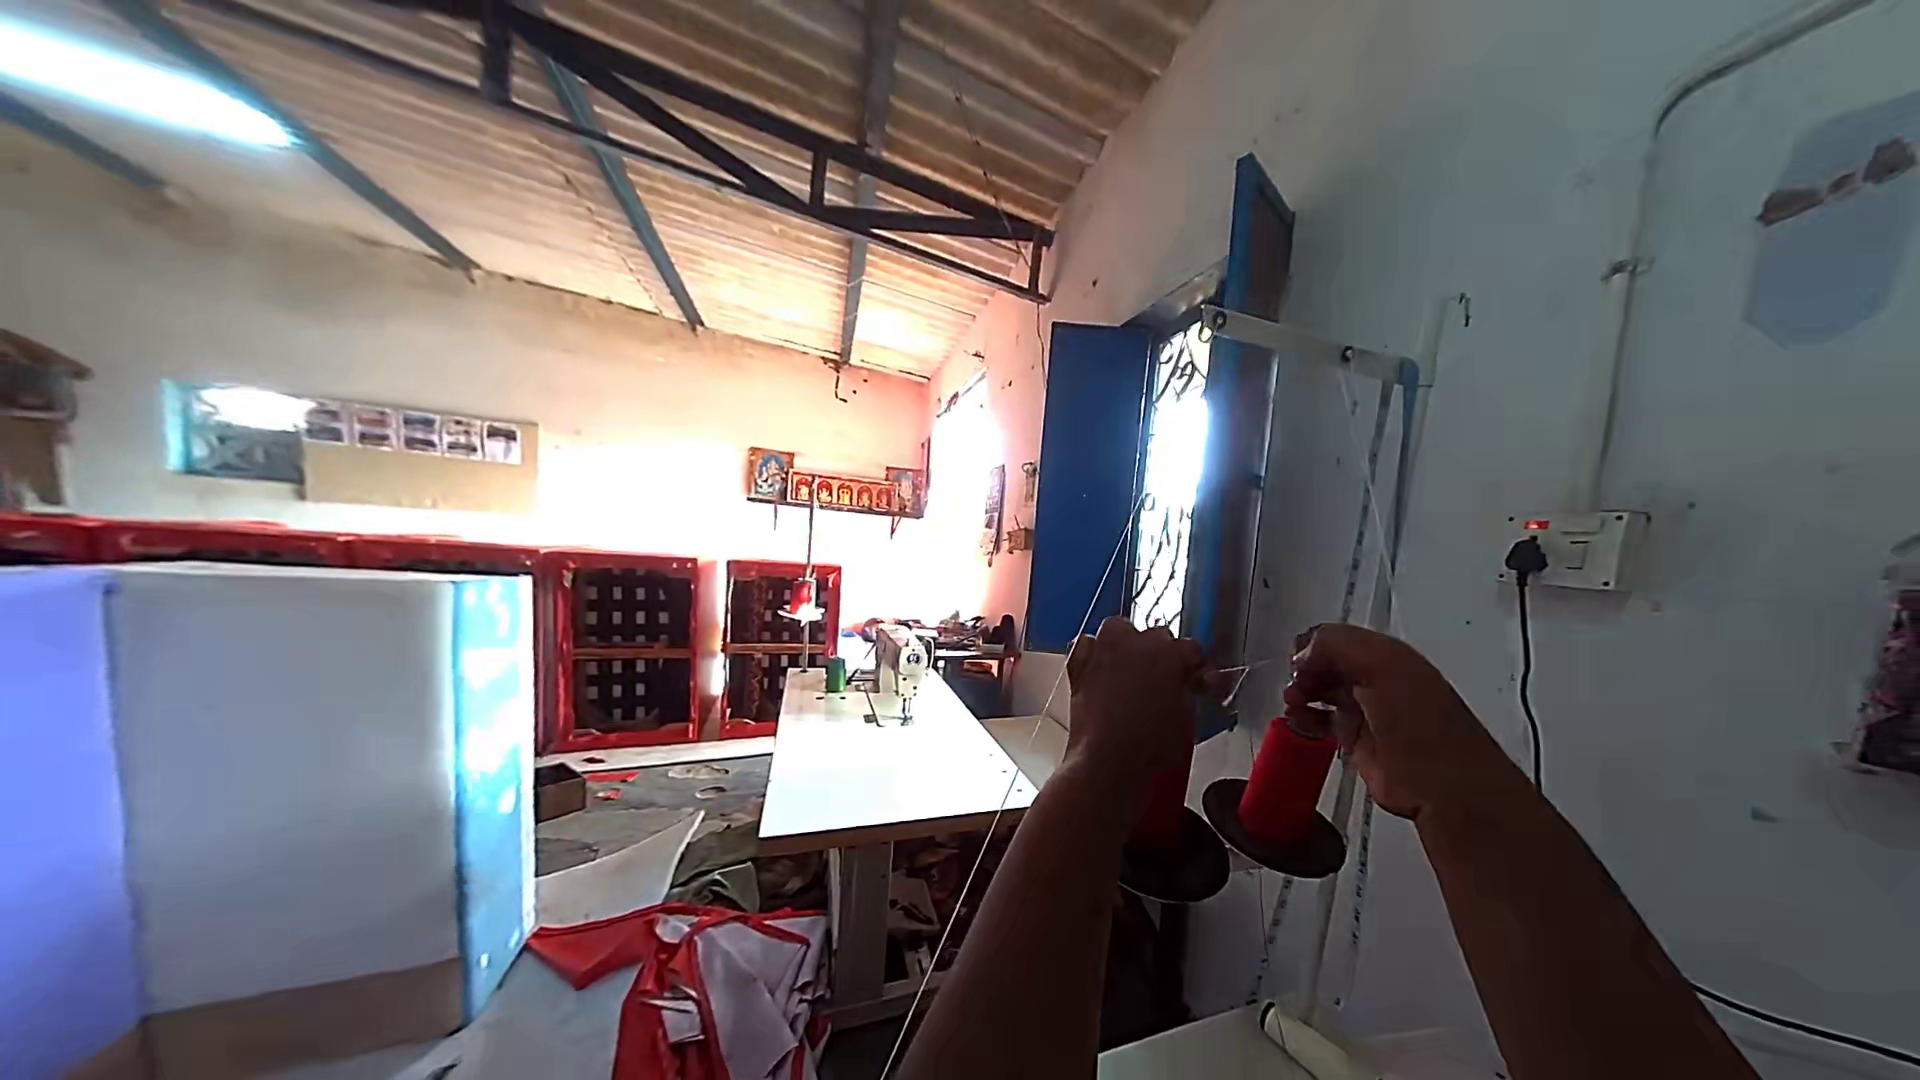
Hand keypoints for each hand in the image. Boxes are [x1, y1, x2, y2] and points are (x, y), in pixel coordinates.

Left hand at [1063, 617, 1203, 796]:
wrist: (1108, 763)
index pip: (1190, 649)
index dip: (1197, 667)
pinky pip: (1086, 646)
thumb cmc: (1153, 747)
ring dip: (1128, 642)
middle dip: (1164, 654)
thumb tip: (1187, 684)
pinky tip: (1101, 670)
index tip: (1198, 682)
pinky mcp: (1079, 666)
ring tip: (1133, 667)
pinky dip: (1094, 653)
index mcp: (1168, 654)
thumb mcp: (1187, 718)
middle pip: (1156, 635)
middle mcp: (1134, 643)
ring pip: (1118, 629)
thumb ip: (1189, 690)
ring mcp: (1103, 651)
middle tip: (1167, 680)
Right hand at [1285, 624, 1514, 820]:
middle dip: (1303, 670)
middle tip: (1295, 684)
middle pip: (1324, 664)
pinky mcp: (1355, 739)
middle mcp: (1375, 679)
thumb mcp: (1382, 665)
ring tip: (1292, 703)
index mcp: (1386, 655)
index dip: (1311, 646)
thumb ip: (1336, 646)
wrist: (1442, 786)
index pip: (1335, 638)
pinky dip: (1303, 717)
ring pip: (1320, 690)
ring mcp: (1365, 710)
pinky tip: (1297, 721)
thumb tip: (1301, 659)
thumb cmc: (1419, 721)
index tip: (1298, 662)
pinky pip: (1320, 720)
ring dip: (1300, 692)